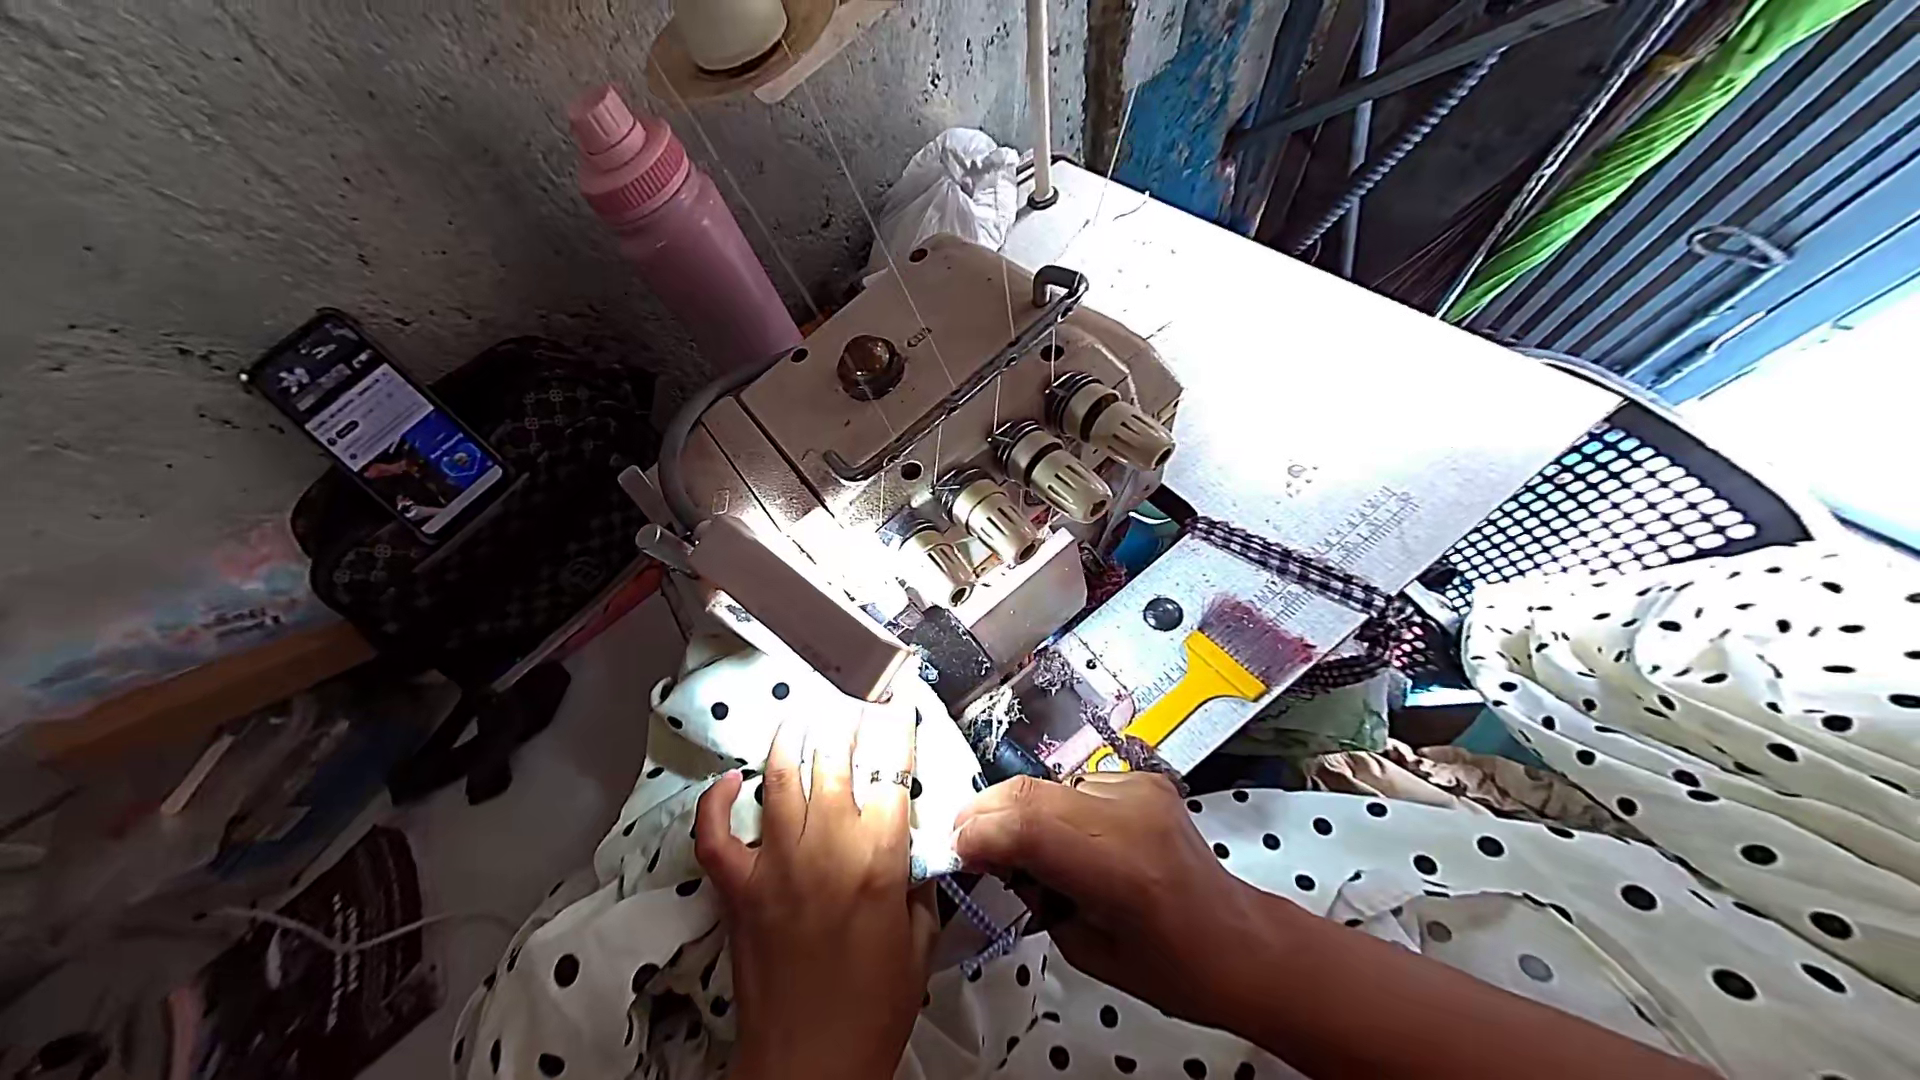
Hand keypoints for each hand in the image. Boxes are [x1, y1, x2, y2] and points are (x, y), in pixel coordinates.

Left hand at [695, 706, 937, 1079]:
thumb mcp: (920, 941)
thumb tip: (914, 846)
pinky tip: (731, 781)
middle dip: (843, 721)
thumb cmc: (874, 1009)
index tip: (896, 701)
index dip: (897, 727)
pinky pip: (716, 833)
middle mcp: (827, 846)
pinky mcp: (738, 888)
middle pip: (833, 758)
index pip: (892, 769)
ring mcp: (776, 863)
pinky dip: (717, 802)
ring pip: (779, 778)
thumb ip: (918, 883)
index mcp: (879, 857)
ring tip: (801, 717)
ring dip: (791, 740)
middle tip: (848, 703)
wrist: (810, 1067)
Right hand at [953, 772, 1287, 1029]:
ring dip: (1021, 811)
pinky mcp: (1143, 777)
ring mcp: (1139, 788)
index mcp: (1120, 867)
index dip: (979, 831)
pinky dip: (1057, 808)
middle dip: (985, 812)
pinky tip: (1071, 838)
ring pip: (1048, 785)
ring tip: (1027, 849)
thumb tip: (993, 853)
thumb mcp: (1084, 947)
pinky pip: (1075, 785)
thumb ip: (1034, 892)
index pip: (1028, 825)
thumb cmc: (1168, 966)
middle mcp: (1130, 813)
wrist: (1235, 938)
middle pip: (1030, 791)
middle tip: (968, 841)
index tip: (955, 851)